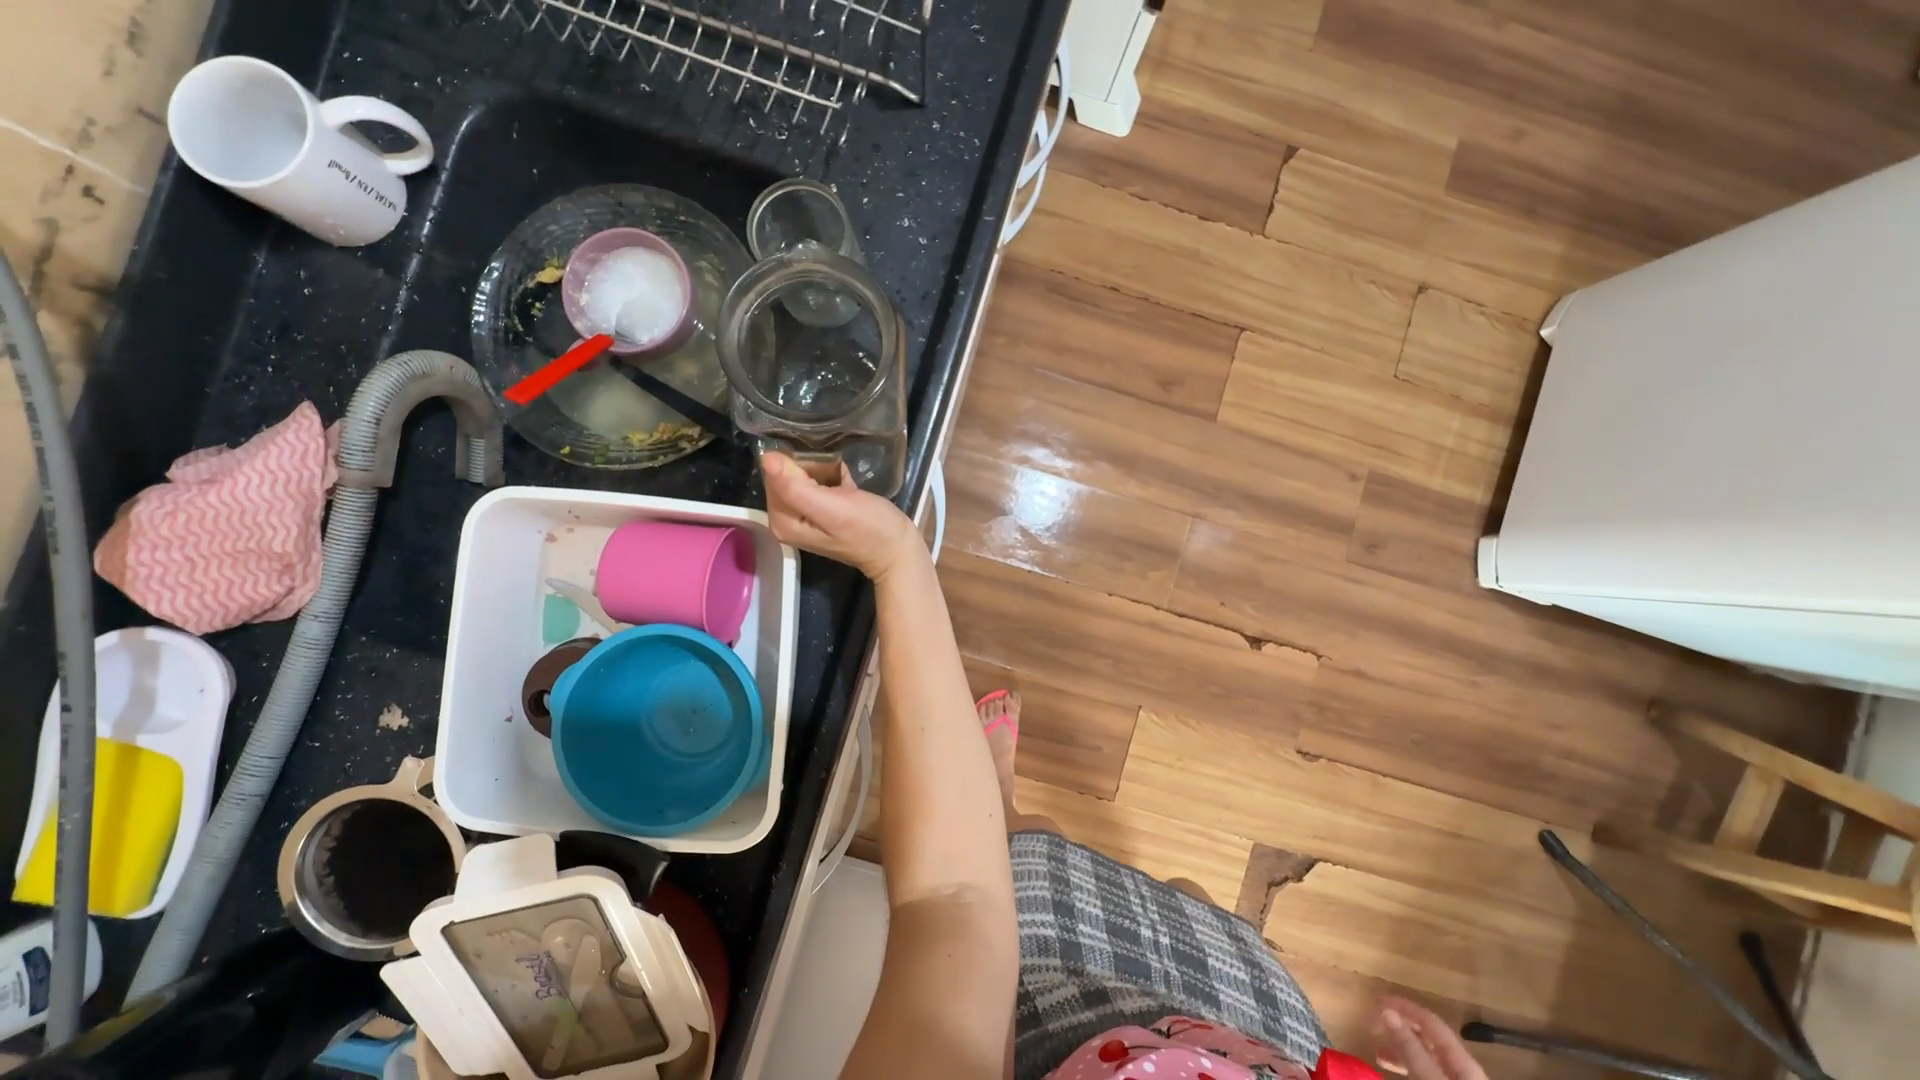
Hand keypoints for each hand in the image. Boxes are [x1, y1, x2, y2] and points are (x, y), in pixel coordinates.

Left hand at [761, 452, 920, 580]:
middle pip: (786, 476)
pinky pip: (817, 481)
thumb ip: (795, 487)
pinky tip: (846, 482)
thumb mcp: (832, 508)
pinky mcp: (823, 510)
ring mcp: (806, 515)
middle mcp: (788, 520)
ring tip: (842, 478)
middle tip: (835, 474)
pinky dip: (831, 475)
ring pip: (802, 475)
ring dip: (822, 469)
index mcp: (782, 522)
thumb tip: (766, 459)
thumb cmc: (869, 529)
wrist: (898, 550)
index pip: (774, 478)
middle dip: (809, 467)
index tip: (821, 467)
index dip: (796, 465)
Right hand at [1373, 998, 1488, 1079]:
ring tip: (1377, 1050)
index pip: (1431, 1022)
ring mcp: (1454, 1079)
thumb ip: (1411, 1048)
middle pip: (1428, 1038)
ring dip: (1400, 1049)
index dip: (1405, 1006)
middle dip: (1400, 1027)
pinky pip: (1425, 1072)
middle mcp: (1460, 1067)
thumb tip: (1386, 1010)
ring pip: (1425, 1057)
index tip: (1377, 999)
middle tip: (1373, 1025)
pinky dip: (1407, 1065)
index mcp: (1462, 1058)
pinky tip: (1393, 1067)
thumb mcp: (1431, 1077)